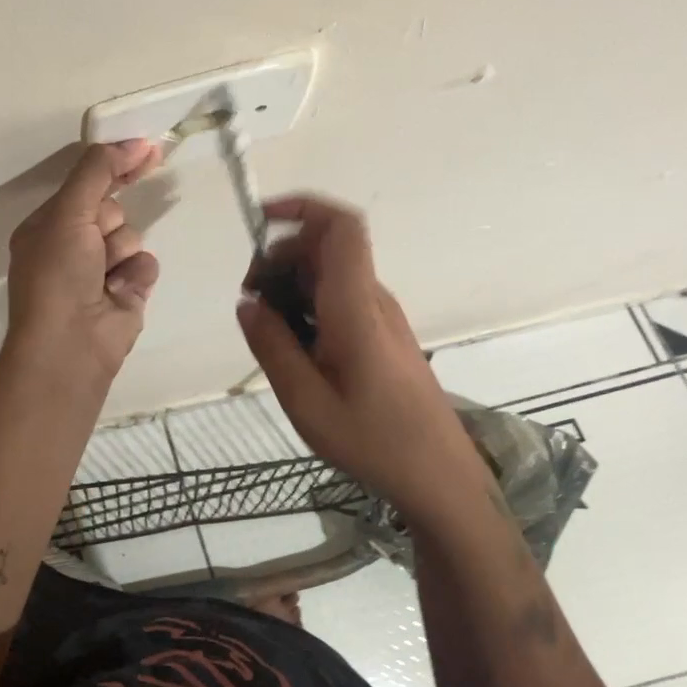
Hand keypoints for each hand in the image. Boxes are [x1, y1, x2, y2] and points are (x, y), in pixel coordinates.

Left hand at [5, 141, 163, 375]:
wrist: (71, 344)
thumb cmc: (57, 275)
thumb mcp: (68, 214)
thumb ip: (97, 172)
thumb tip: (133, 142)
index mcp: (47, 225)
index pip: (85, 184)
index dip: (114, 165)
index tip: (147, 149)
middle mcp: (72, 245)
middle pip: (112, 208)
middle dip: (108, 221)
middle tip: (94, 242)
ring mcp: (102, 269)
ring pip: (132, 235)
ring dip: (121, 252)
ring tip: (103, 276)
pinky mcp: (127, 289)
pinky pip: (146, 263)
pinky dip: (135, 275)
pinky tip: (118, 293)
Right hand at [234, 195, 491, 522]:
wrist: (440, 478)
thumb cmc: (373, 441)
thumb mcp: (305, 401)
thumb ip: (272, 345)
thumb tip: (247, 303)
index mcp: (356, 308)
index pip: (340, 228)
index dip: (300, 209)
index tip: (258, 222)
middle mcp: (373, 301)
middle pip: (324, 248)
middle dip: (278, 259)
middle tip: (252, 304)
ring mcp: (381, 317)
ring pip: (329, 275)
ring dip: (291, 287)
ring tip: (268, 333)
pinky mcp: (383, 335)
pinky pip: (339, 299)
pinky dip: (307, 307)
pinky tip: (295, 349)